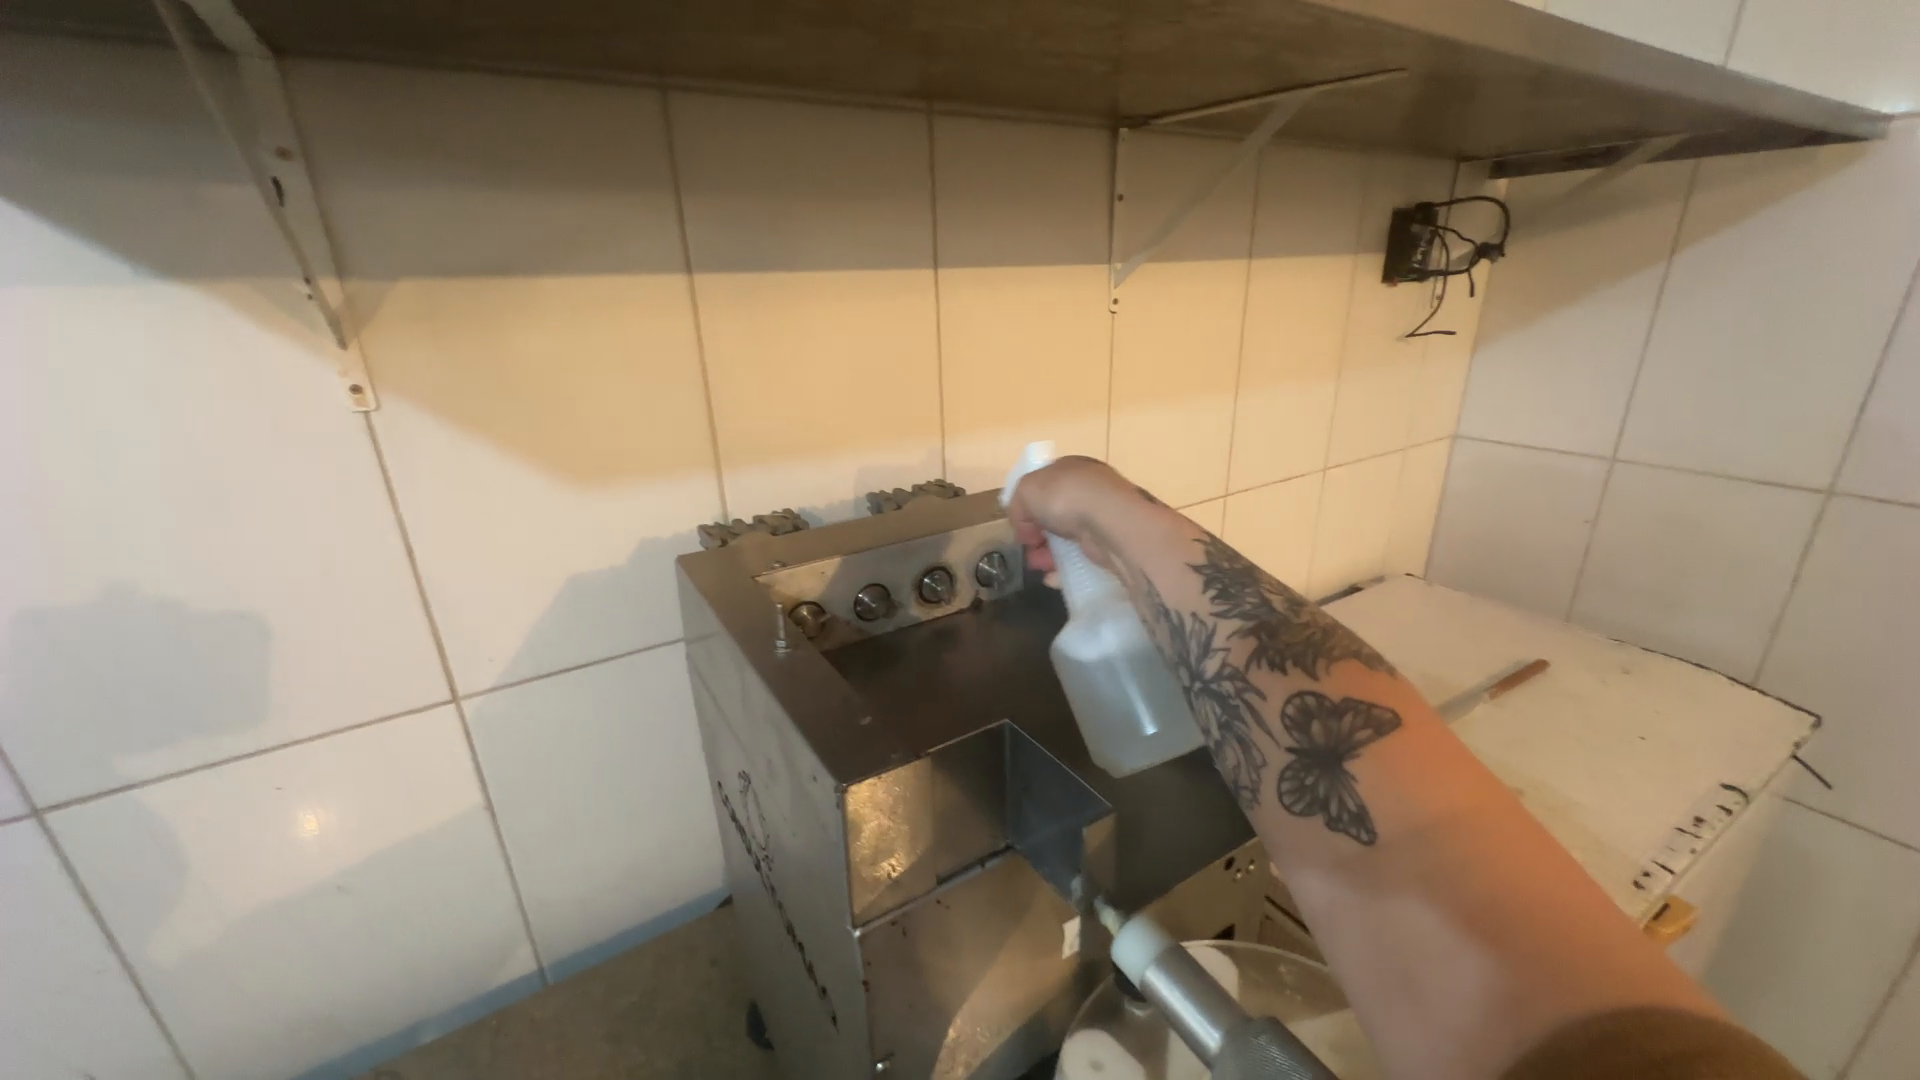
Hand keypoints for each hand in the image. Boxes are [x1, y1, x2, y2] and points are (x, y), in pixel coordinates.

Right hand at [1003, 456, 1147, 572]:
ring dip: (1049, 553)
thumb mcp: (1026, 490)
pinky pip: (1083, 556)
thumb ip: (1018, 505)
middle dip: (1039, 533)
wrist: (1108, 519)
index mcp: (1071, 468)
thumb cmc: (1064, 496)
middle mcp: (1090, 489)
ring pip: (1069, 536)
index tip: (1021, 524)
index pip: (1046, 485)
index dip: (1029, 505)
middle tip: (1029, 547)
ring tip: (1037, 565)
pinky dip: (1066, 568)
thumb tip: (1024, 526)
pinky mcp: (1110, 542)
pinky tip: (1053, 577)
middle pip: (1056, 513)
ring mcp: (1103, 516)